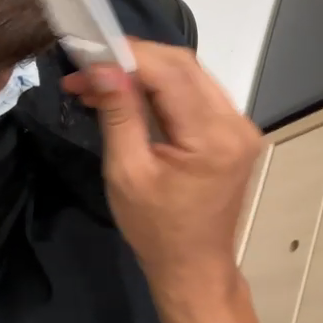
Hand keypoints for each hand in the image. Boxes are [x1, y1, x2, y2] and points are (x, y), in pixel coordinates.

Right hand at [61, 40, 264, 305]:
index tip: (85, 56)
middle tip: (84, 70)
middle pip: (182, 65)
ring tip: (95, 83)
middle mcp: (235, 123)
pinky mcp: (231, 132)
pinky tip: (124, 94)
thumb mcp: (126, 171)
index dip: (127, 56)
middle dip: (130, 60)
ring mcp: (238, 126)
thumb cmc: (154, 227)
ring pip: (187, 74)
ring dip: (141, 71)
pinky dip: (156, 86)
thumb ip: (118, 114)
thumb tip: (102, 68)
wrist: (192, 266)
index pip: (170, 73)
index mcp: (212, 137)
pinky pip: (192, 92)